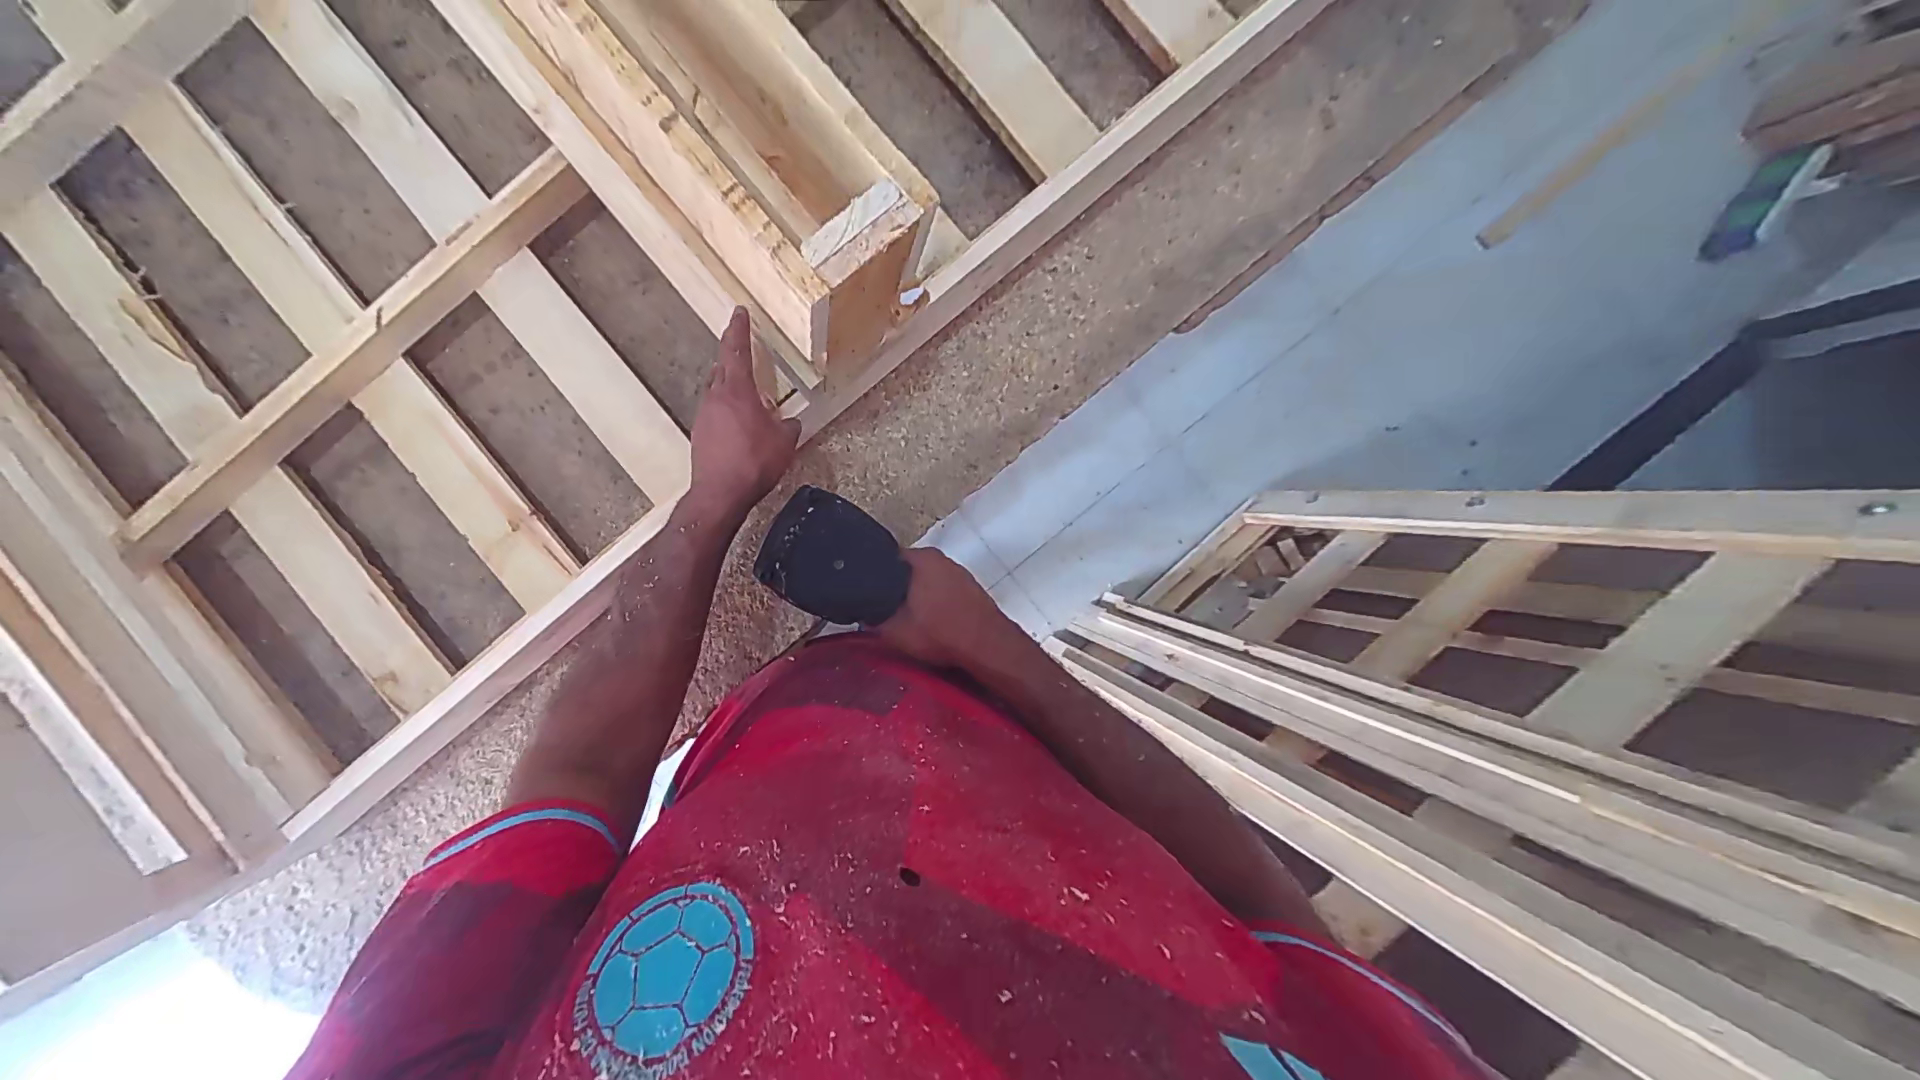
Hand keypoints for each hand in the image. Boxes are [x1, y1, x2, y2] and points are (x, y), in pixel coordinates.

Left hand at [689, 309, 799, 517]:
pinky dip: (727, 412)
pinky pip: (715, 414)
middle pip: (722, 367)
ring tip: (746, 393)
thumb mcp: (784, 442)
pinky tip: (739, 426)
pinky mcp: (701, 435)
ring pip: (716, 391)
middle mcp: (715, 398)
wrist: (721, 493)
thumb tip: (790, 422)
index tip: (739, 312)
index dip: (739, 329)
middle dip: (732, 356)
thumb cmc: (754, 462)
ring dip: (729, 387)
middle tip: (741, 349)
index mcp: (737, 391)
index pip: (737, 350)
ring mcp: (704, 417)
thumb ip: (788, 426)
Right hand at [876, 548, 1018, 669]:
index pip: (886, 558)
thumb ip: (873, 621)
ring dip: (917, 595)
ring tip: (907, 618)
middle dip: (895, 587)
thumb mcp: (894, 632)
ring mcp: (959, 572)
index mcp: (922, 558)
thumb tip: (864, 616)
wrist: (987, 647)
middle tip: (883, 609)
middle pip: (907, 569)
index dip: (872, 576)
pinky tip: (932, 621)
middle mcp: (942, 558)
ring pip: (926, 580)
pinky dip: (935, 601)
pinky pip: (944, 589)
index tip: (866, 593)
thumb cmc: (941, 634)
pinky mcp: (971, 588)